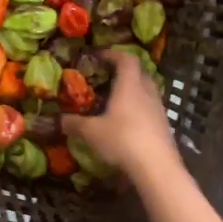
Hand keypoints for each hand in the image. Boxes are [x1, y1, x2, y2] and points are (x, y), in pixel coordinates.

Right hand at [63, 52, 184, 182]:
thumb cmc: (123, 140)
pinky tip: (127, 124)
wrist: (157, 168)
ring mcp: (159, 109)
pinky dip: (138, 109)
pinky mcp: (164, 126)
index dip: (113, 54)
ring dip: (132, 91)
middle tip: (106, 78)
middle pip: (139, 73)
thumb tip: (58, 120)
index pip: (126, 58)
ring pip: (146, 91)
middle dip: (123, 72)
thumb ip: (74, 124)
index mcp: (130, 85)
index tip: (99, 56)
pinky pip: (150, 109)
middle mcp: (147, 92)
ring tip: (115, 101)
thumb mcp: (92, 132)